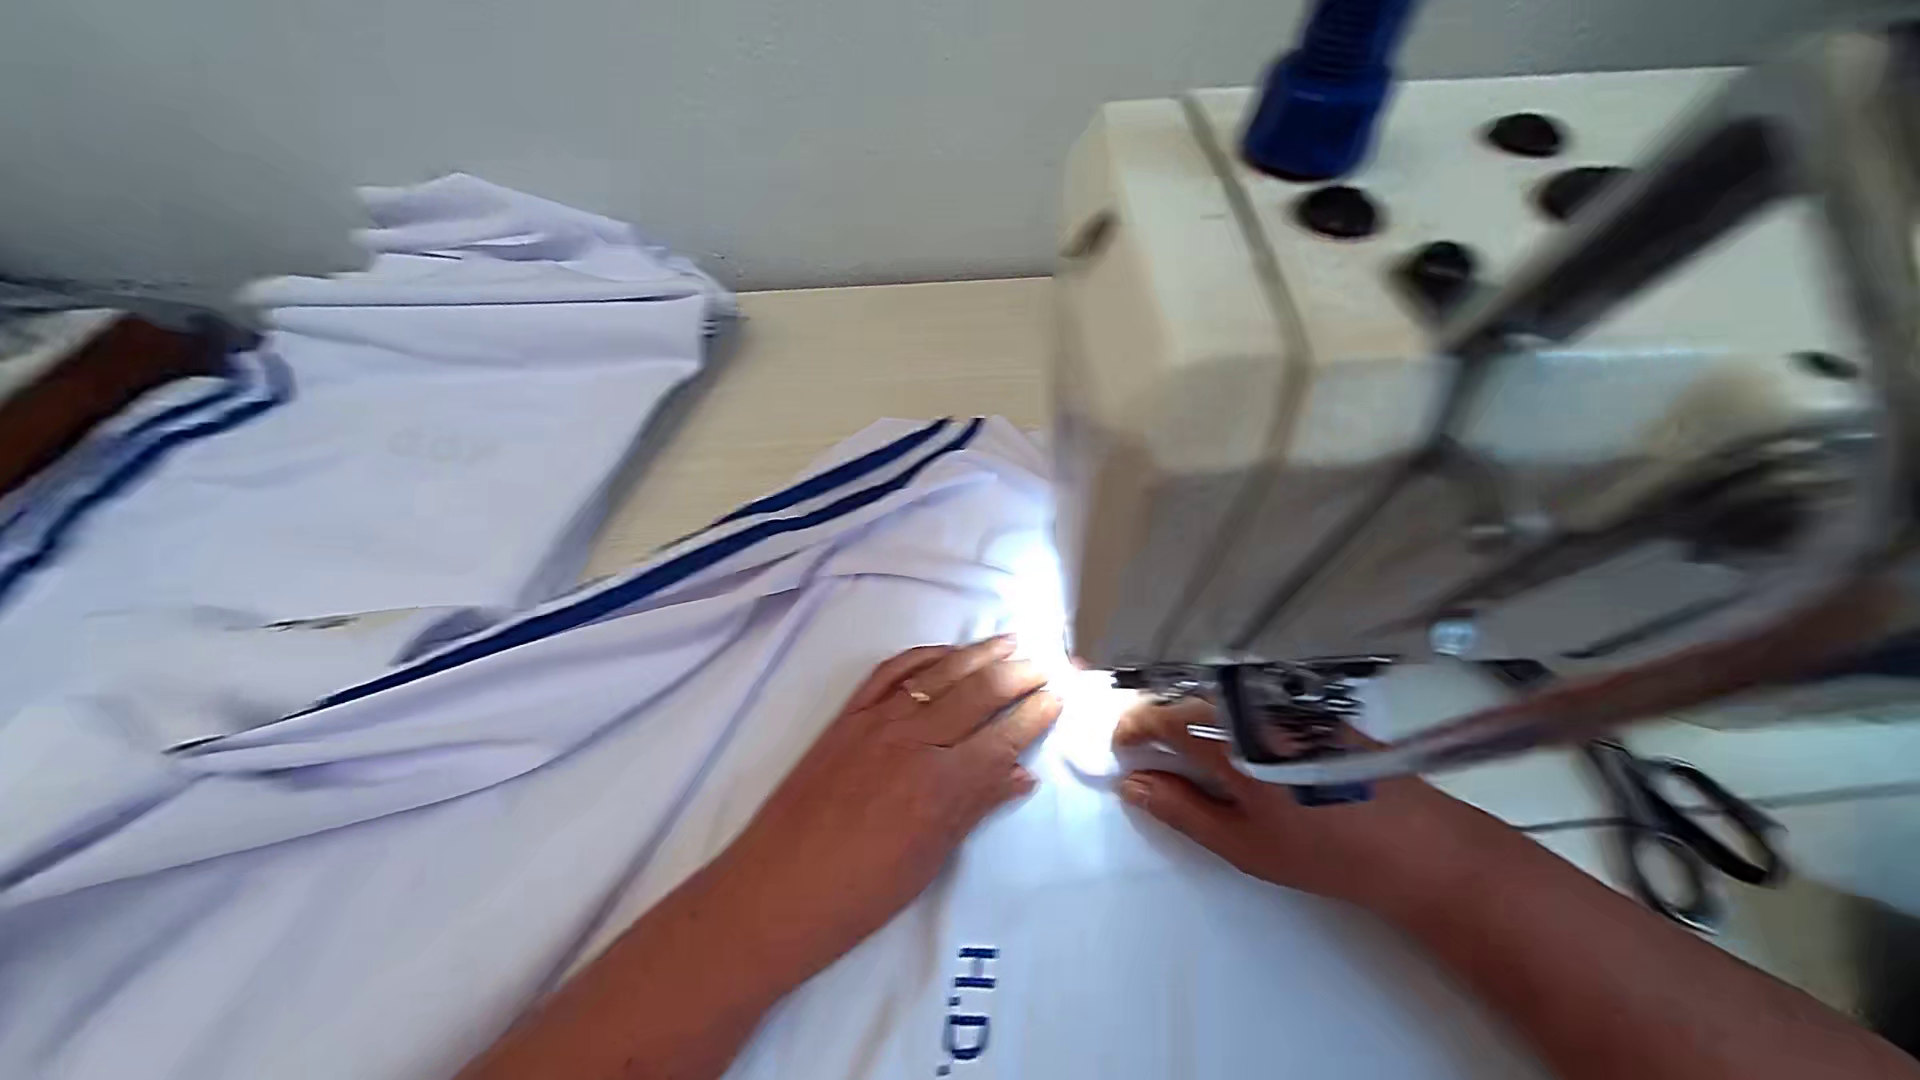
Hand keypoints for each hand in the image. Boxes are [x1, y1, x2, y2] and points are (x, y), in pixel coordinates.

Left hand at [704, 635, 1060, 978]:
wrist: (774, 890)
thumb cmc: (860, 892)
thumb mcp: (929, 859)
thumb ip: (975, 807)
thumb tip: (1022, 774)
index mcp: (940, 784)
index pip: (1004, 736)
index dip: (1038, 712)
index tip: (1062, 693)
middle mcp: (914, 741)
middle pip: (980, 694)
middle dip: (1021, 673)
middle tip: (1049, 659)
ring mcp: (877, 721)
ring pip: (940, 674)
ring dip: (980, 654)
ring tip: (1010, 640)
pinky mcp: (846, 716)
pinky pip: (890, 672)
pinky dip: (922, 656)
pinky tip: (945, 650)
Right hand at [1113, 698, 1516, 916]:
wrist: (1419, 844)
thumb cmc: (1322, 851)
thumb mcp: (1242, 843)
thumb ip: (1180, 809)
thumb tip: (1131, 785)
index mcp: (1230, 738)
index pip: (1159, 717)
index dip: (1131, 730)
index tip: (1124, 751)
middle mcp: (1250, 705)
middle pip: (1181, 696)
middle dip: (1156, 720)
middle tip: (1151, 754)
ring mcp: (1278, 699)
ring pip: (1212, 692)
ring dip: (1187, 713)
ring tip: (1187, 750)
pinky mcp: (1301, 701)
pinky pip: (1241, 694)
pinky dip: (1220, 710)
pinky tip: (1231, 742)